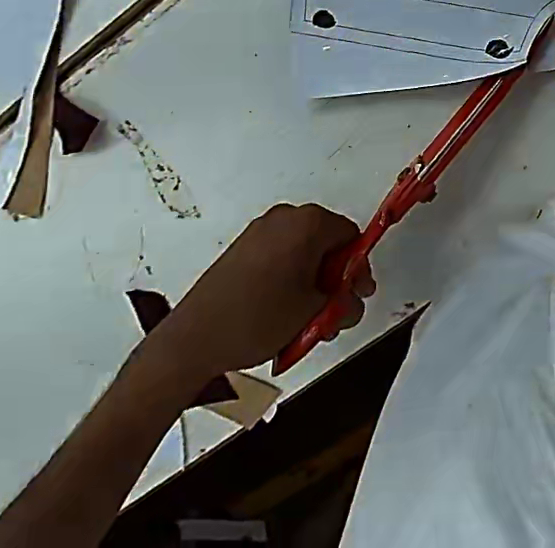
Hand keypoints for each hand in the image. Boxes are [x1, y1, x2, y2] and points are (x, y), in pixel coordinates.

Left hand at [150, 203, 373, 377]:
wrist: (197, 337)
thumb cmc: (256, 319)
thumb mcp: (315, 314)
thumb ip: (346, 301)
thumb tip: (353, 297)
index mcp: (308, 224)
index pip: (351, 236)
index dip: (357, 269)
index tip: (354, 295)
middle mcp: (285, 217)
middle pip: (327, 243)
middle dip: (334, 279)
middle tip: (331, 312)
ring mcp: (261, 230)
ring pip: (304, 252)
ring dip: (312, 283)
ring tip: (304, 321)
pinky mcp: (244, 246)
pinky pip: (281, 255)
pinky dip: (290, 279)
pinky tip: (283, 313)